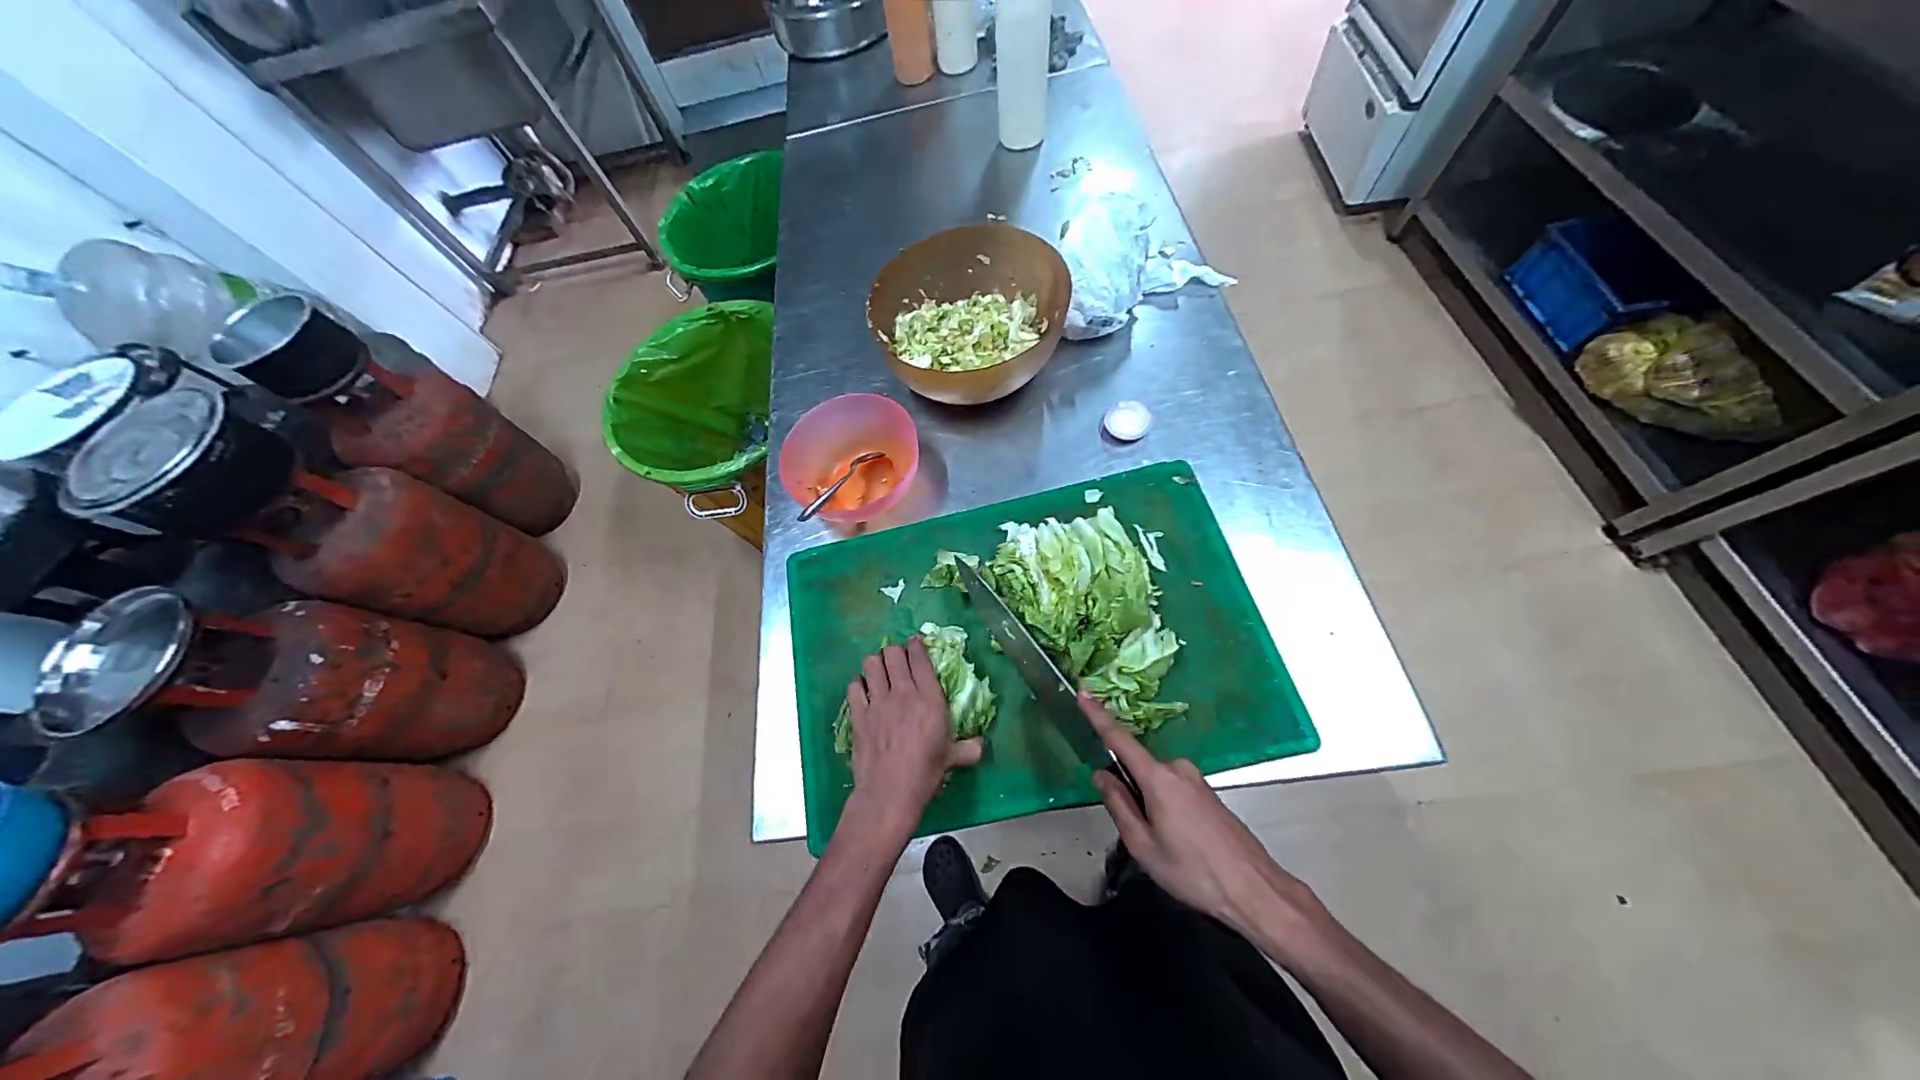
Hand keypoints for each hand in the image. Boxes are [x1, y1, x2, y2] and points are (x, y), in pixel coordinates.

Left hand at [843, 637, 982, 832]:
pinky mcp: (858, 714)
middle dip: (895, 652)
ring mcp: (877, 702)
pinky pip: (854, 686)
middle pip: (893, 654)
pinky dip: (858, 684)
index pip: (920, 659)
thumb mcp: (952, 759)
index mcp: (929, 699)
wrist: (889, 792)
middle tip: (897, 659)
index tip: (915, 644)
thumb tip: (981, 746)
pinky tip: (863, 690)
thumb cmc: (924, 774)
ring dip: (875, 663)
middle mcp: (903, 693)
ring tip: (879, 670)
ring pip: (871, 664)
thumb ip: (969, 748)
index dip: (916, 647)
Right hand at [1084, 693, 1331, 954]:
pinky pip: (1173, 790)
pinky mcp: (1208, 793)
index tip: (1084, 694)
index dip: (1098, 716)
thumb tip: (1102, 775)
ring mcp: (1196, 780)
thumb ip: (1118, 804)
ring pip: (1156, 782)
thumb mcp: (1142, 845)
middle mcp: (1179, 769)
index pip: (1120, 740)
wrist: (1253, 890)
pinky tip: (1180, 843)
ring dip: (1149, 804)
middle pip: (1139, 767)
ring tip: (1164, 847)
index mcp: (1159, 779)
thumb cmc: (1194, 871)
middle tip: (1138, 835)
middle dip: (1129, 791)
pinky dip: (1165, 808)